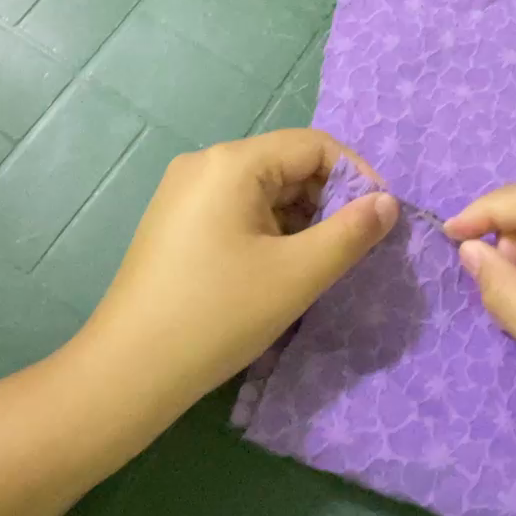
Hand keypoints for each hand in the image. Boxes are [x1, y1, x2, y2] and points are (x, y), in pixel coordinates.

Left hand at [75, 129, 399, 409]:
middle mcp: (205, 163)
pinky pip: (236, 207)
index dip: (355, 175)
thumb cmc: (218, 315)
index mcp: (232, 162)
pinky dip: (268, 228)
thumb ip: (350, 233)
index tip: (381, 218)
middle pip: (286, 163)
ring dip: (299, 217)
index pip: (312, 145)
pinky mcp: (175, 220)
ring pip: (262, 188)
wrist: (128, 370)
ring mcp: (184, 191)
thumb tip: (387, 201)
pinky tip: (278, 267)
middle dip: (327, 199)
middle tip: (352, 246)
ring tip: (318, 263)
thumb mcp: (296, 275)